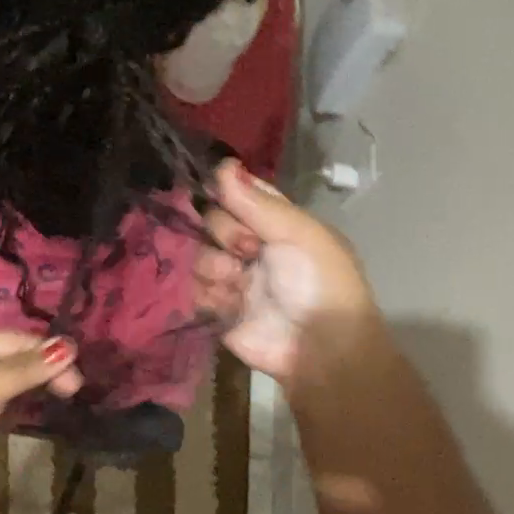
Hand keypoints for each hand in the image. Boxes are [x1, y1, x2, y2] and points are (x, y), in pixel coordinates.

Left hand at [0, 332, 81, 490]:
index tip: (77, 379)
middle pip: (15, 358)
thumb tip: (70, 346)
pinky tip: (34, 413)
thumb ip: (29, 367)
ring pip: (9, 381)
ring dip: (35, 386)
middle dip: (46, 369)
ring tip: (62, 400)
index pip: (19, 339)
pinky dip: (19, 405)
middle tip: (73, 393)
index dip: (50, 353)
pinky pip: (0, 404)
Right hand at [193, 160, 377, 379]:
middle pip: (213, 223)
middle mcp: (253, 248)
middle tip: (245, 250)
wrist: (320, 349)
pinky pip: (194, 292)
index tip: (221, 193)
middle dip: (224, 233)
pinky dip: (206, 295)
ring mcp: (234, 280)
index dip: (228, 194)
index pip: (239, 196)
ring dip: (213, 266)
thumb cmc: (319, 283)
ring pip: (199, 256)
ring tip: (235, 282)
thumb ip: (258, 203)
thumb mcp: (299, 233)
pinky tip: (227, 302)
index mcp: (278, 224)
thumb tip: (223, 165)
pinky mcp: (219, 312)